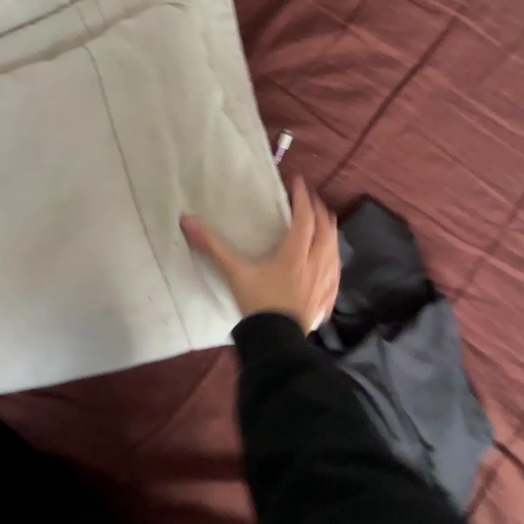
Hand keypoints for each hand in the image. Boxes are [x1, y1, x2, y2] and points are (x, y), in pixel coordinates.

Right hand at [181, 175, 340, 329]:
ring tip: (321, 222)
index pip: (304, 218)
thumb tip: (187, 220)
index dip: (302, 197)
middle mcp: (316, 263)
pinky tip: (328, 258)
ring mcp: (326, 281)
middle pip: (326, 229)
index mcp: (295, 253)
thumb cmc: (258, 303)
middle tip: (309, 198)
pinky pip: (337, 269)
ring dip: (329, 230)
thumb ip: (212, 246)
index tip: (298, 181)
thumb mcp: (234, 273)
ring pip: (335, 248)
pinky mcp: (329, 296)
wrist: (278, 341)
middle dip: (319, 210)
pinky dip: (333, 255)